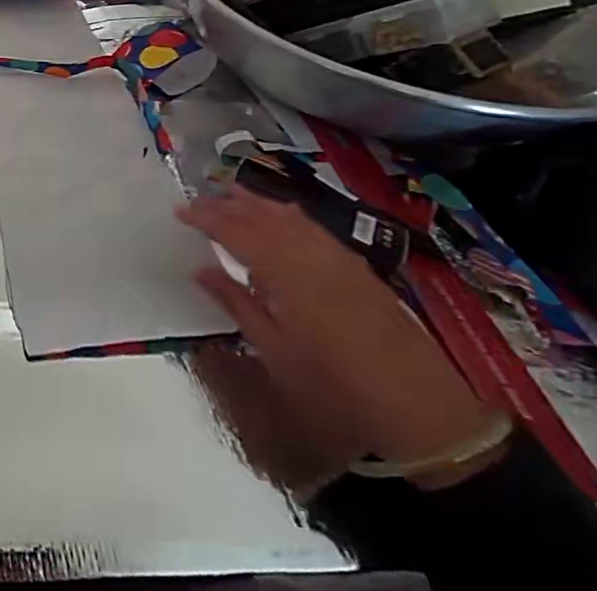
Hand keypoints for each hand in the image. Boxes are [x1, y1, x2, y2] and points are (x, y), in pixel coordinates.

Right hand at [179, 187, 499, 486]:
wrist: (416, 401)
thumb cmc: (334, 384)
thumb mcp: (275, 351)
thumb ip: (237, 304)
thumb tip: (202, 270)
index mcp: (284, 272)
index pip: (236, 231)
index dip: (206, 217)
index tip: (180, 210)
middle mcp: (310, 252)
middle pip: (263, 217)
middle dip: (229, 204)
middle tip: (200, 198)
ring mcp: (337, 256)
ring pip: (290, 216)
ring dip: (258, 202)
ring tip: (233, 193)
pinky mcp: (355, 265)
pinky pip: (312, 226)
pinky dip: (288, 215)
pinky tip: (283, 217)